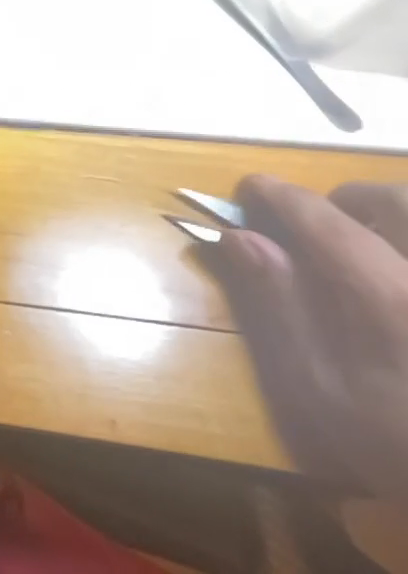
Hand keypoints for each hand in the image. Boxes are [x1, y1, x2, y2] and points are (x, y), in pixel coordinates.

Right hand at [209, 176, 407, 501]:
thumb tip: (240, 239)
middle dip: (348, 199)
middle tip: (316, 222)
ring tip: (369, 244)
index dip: (282, 198)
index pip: (330, 224)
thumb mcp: (319, 384)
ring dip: (391, 216)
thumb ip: (281, 304)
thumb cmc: (393, 442)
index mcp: (392, 301)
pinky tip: (393, 273)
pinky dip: (404, 245)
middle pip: (396, 201)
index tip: (250, 188)